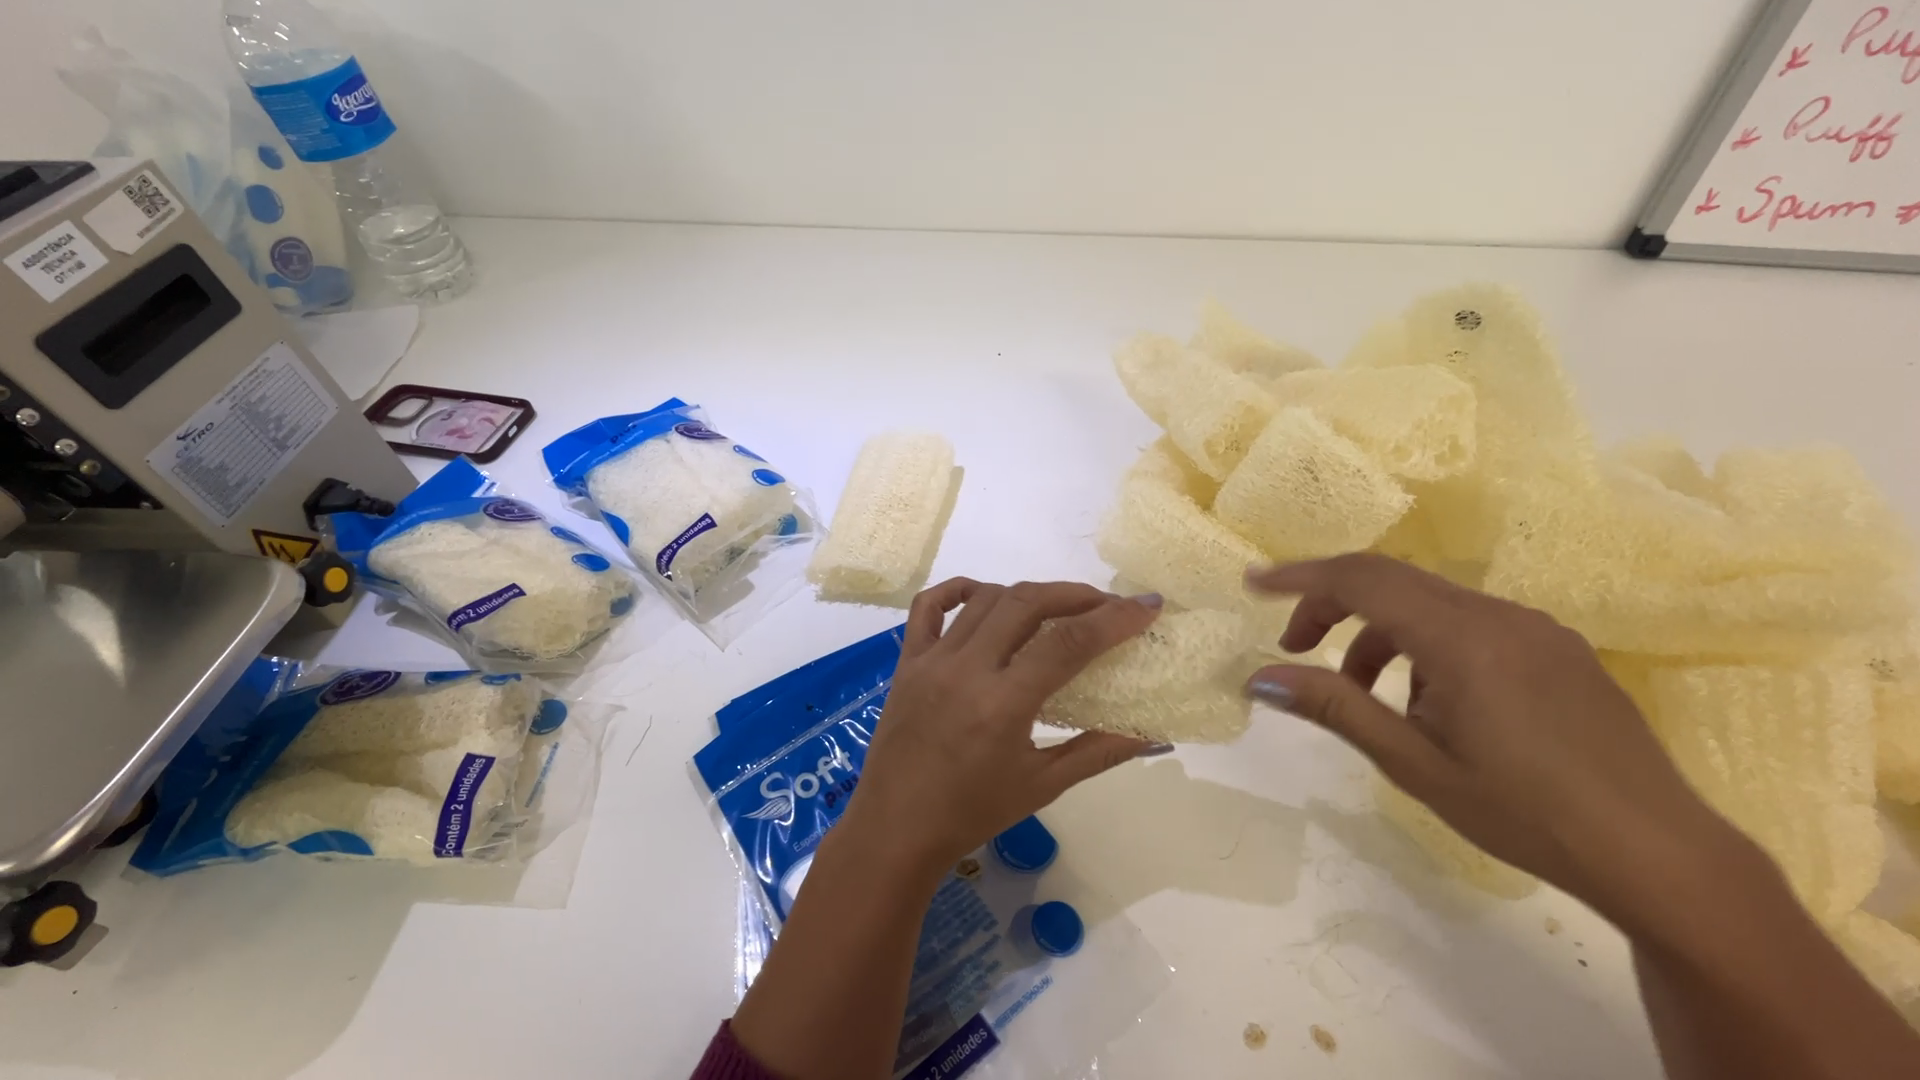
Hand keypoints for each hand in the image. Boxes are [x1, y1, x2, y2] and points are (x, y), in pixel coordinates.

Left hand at [841, 578, 1165, 876]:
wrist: (895, 829)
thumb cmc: (972, 813)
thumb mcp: (1042, 786)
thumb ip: (1099, 752)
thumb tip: (1152, 732)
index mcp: (1003, 704)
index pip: (1068, 642)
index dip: (1114, 619)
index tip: (1147, 607)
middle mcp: (966, 669)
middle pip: (1027, 602)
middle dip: (1076, 594)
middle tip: (1109, 605)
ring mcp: (931, 660)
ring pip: (986, 598)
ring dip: (1029, 593)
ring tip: (1060, 606)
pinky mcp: (907, 661)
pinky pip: (929, 606)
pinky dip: (960, 590)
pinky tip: (987, 595)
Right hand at [1244, 554, 1743, 922]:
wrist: (1657, 852)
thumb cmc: (1523, 812)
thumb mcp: (1414, 764)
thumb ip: (1335, 708)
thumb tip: (1260, 679)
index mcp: (1461, 637)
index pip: (1362, 579)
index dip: (1300, 577)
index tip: (1252, 586)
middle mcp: (1499, 614)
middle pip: (1393, 580)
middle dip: (1332, 605)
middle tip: (1295, 648)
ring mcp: (1536, 628)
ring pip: (1432, 603)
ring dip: (1380, 632)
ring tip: (1364, 695)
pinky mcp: (1558, 649)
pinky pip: (1471, 624)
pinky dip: (1425, 644)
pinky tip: (1430, 702)